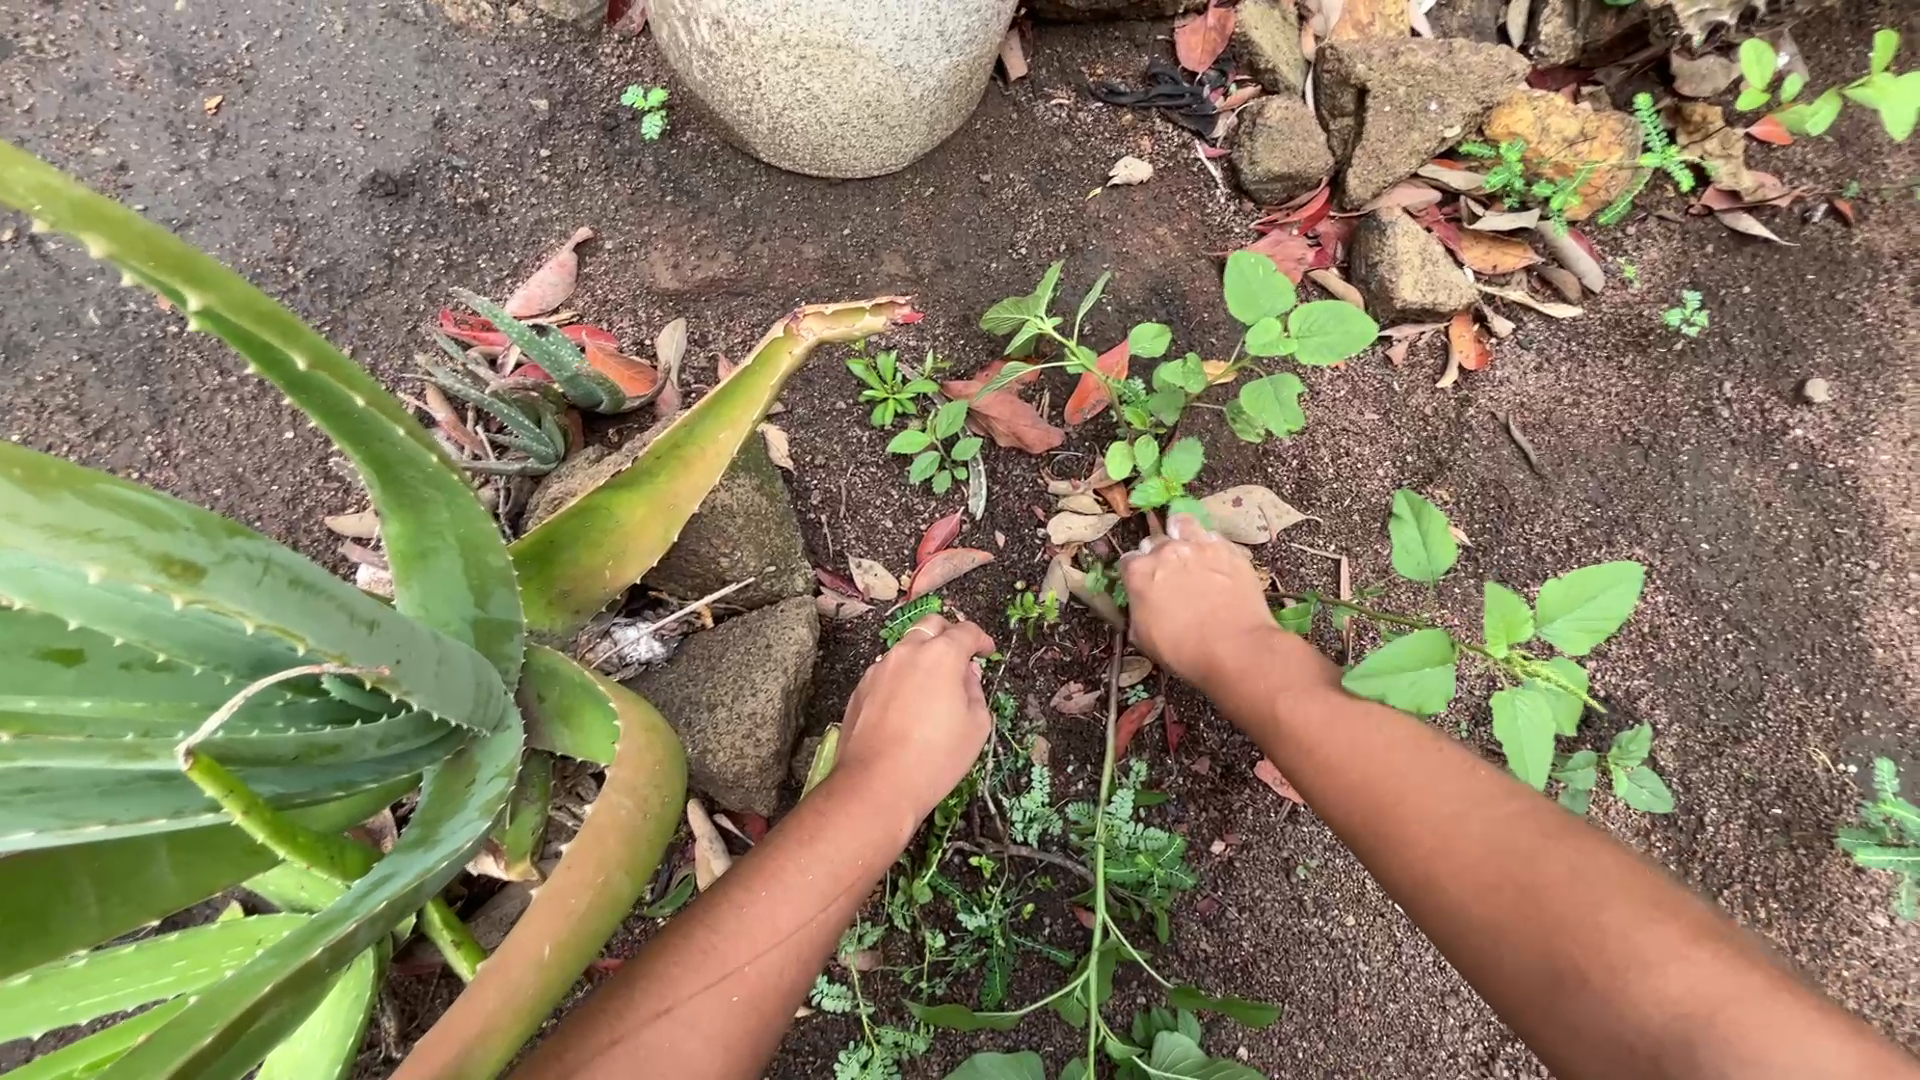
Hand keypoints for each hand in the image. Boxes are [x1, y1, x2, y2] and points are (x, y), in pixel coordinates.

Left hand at [834, 615, 996, 825]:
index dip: (981, 639)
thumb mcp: (976, 726)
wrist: (877, 784)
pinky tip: (907, 704)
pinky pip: (887, 670)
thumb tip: (967, 674)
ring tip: (933, 684)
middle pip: (930, 625)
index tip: (987, 652)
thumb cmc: (936, 757)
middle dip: (949, 633)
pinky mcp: (861, 688)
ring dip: (922, 656)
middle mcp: (907, 652)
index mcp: (941, 655)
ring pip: (905, 648)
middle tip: (960, 655)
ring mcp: (879, 668)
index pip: (966, 632)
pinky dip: (902, 676)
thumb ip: (975, 690)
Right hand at [1119, 513, 1287, 689]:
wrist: (1235, 649)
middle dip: (1157, 555)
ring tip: (1188, 548)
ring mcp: (1199, 546)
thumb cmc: (1183, 650)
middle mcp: (1166, 551)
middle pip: (1154, 541)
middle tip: (1168, 574)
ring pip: (1183, 524)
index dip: (1135, 573)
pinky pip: (1213, 536)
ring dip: (1181, 534)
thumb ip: (1137, 610)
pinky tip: (1214, 558)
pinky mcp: (1228, 550)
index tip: (1143, 584)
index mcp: (1139, 572)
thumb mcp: (1143, 637)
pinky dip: (1210, 544)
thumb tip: (1140, 604)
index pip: (1128, 561)